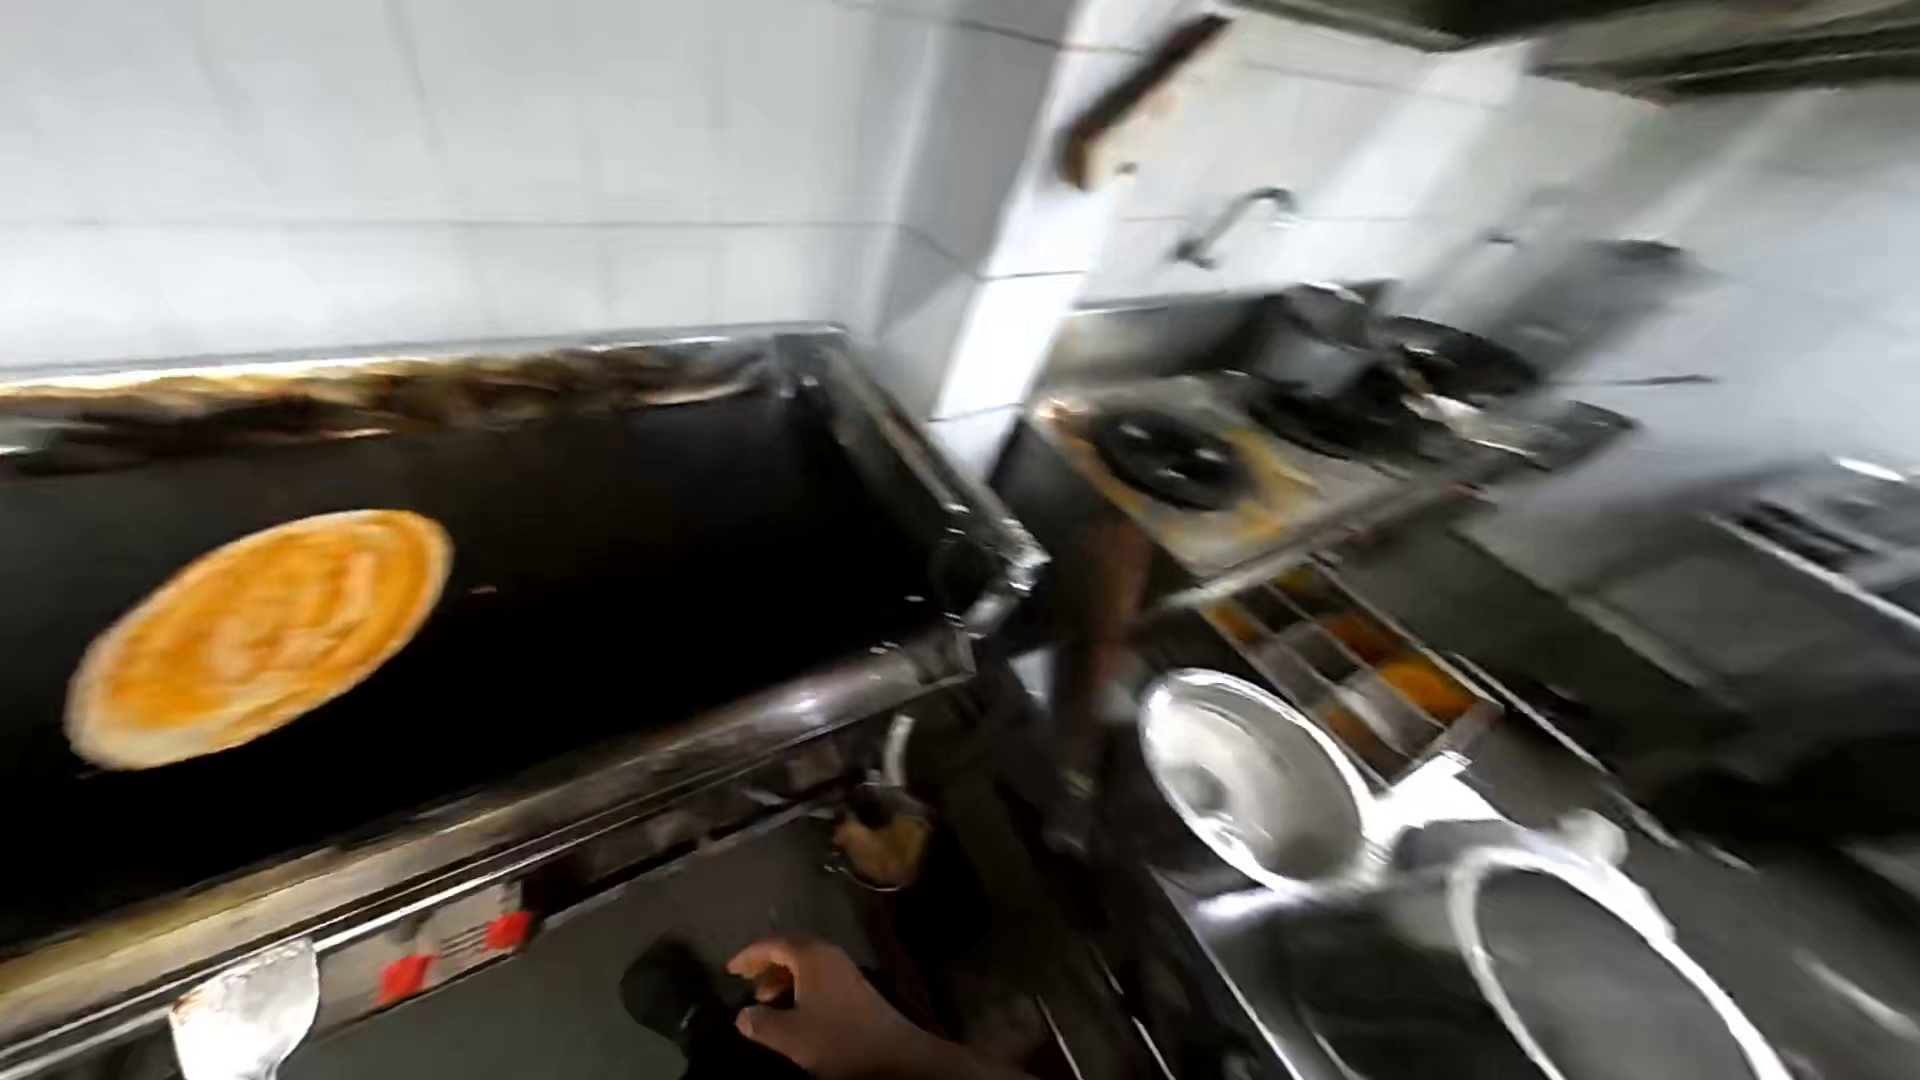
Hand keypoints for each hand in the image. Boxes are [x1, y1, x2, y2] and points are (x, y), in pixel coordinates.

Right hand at [726, 937, 945, 1079]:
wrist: (887, 1051)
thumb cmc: (836, 1037)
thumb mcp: (791, 1035)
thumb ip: (761, 1023)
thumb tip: (742, 1014)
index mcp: (811, 954)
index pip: (774, 942)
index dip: (750, 954)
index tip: (729, 968)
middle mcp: (827, 951)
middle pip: (790, 947)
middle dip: (765, 962)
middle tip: (742, 979)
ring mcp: (841, 965)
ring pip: (803, 961)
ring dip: (780, 976)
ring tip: (761, 1000)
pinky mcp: (849, 982)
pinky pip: (815, 972)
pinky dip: (796, 983)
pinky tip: (789, 1008)